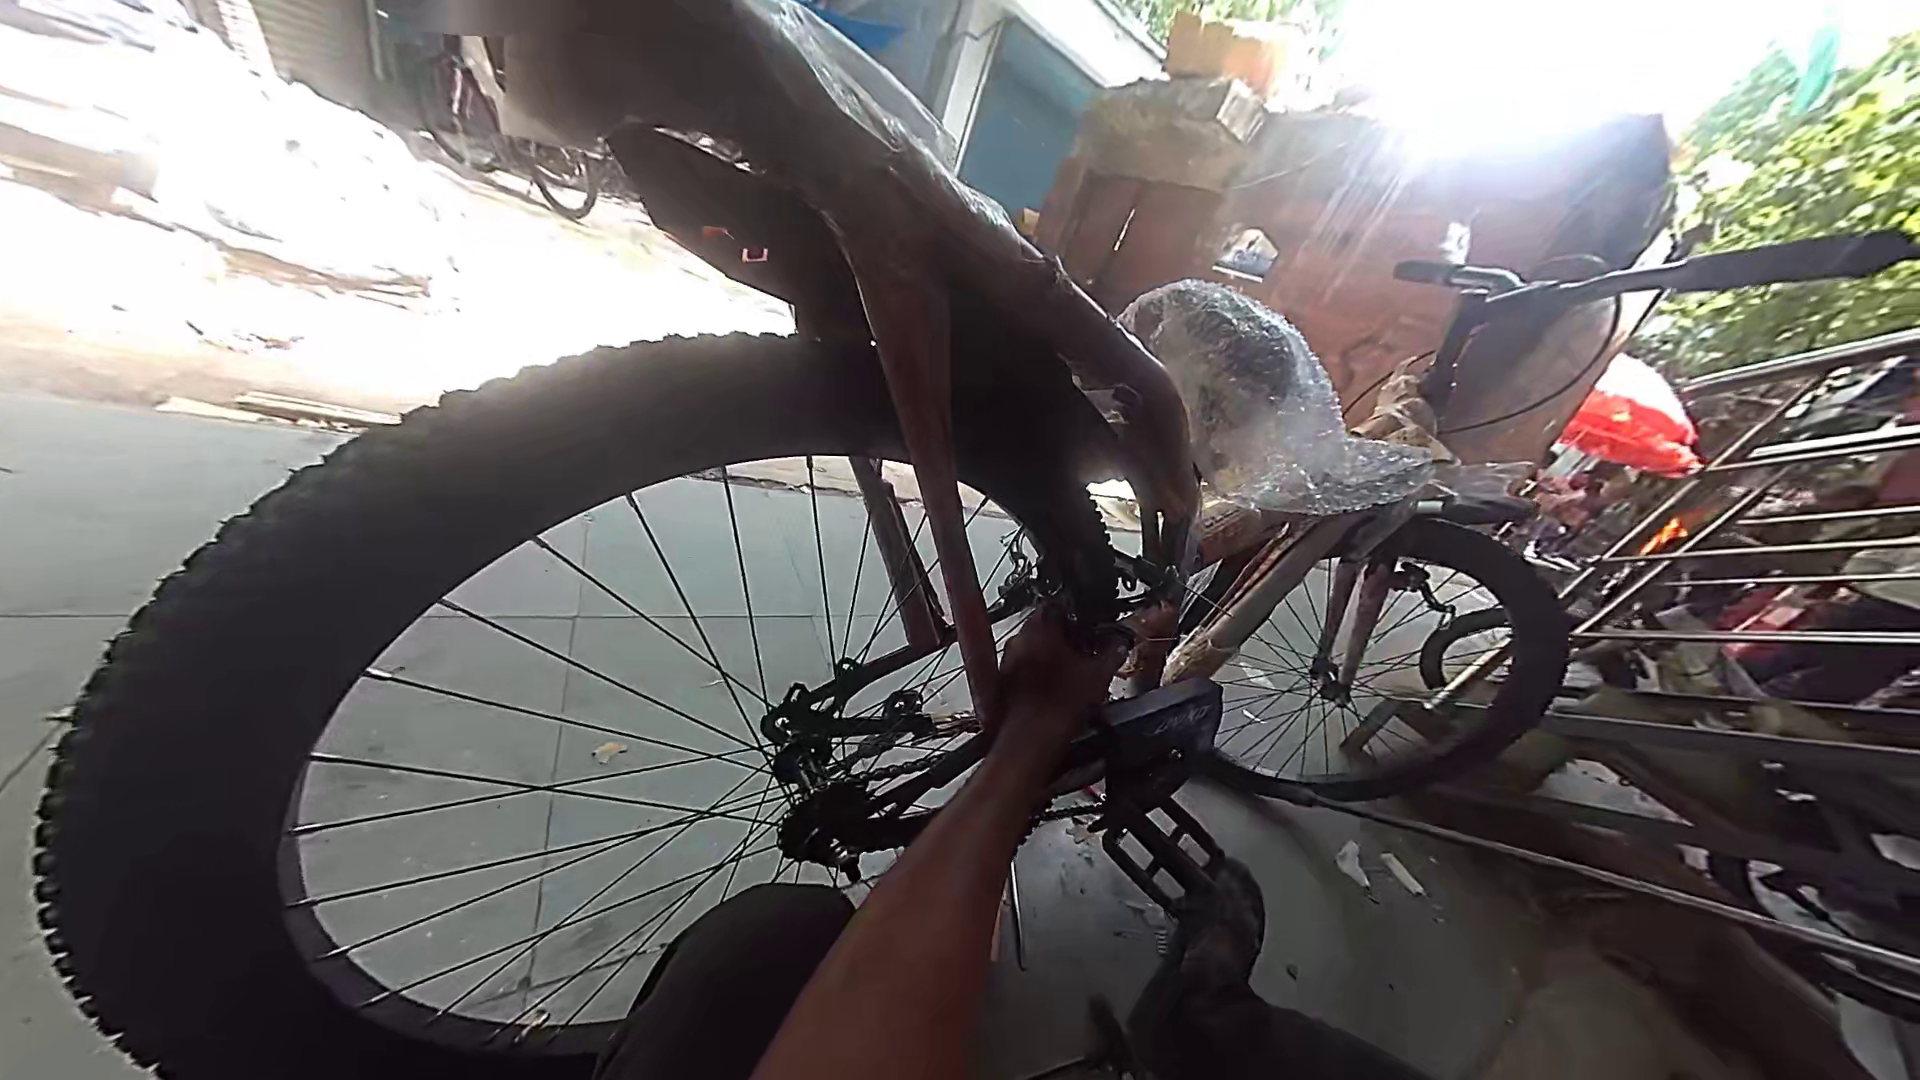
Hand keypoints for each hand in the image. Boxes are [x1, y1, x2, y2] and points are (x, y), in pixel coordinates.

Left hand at [991, 604, 1127, 762]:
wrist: (1032, 740)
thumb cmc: (1059, 706)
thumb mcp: (1097, 675)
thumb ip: (1111, 652)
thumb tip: (1119, 644)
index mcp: (1040, 628)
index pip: (1057, 604)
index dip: (1077, 614)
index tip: (1088, 625)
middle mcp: (1019, 639)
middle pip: (1045, 624)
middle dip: (1066, 635)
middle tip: (1085, 648)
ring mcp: (1008, 658)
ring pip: (1034, 645)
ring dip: (1053, 652)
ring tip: (1074, 669)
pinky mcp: (1005, 678)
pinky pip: (1025, 664)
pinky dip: (1040, 669)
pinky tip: (1057, 684)